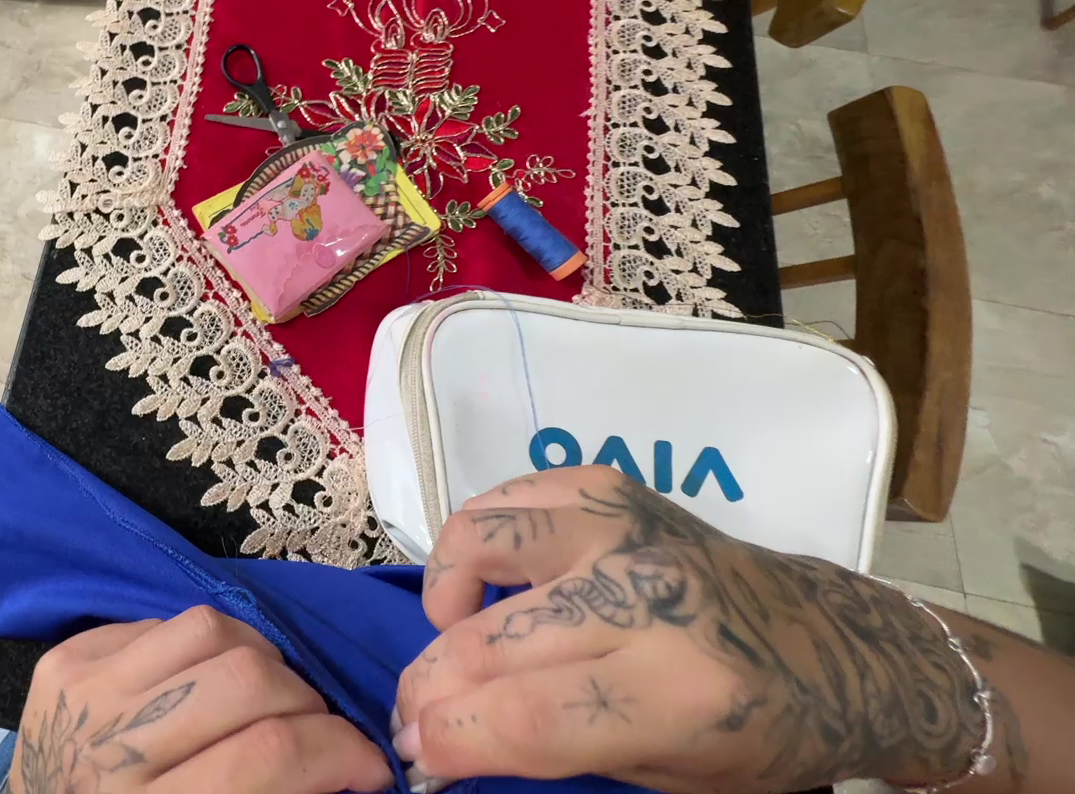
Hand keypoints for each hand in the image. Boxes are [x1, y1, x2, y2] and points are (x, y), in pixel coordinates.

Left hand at [10, 606, 393, 793]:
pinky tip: (204, 679)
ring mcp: (82, 688)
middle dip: (305, 699)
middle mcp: (111, 744)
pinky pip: (162, 621)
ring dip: (259, 656)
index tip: (369, 762)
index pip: (268, 753)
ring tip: (268, 691)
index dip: (338, 749)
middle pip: (244, 678)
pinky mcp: (66, 656)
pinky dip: (202, 648)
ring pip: (207, 628)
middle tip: (318, 726)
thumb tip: (353, 763)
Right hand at [391, 467, 983, 793]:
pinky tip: (488, 578)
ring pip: (478, 540)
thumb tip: (446, 738)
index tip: (415, 751)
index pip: (529, 716)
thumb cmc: (764, 733)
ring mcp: (622, 525)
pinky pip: (502, 499)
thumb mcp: (678, 776)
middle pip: (491, 640)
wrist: (840, 644)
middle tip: (410, 709)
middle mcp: (649, 595)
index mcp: (688, 692)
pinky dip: (474, 539)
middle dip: (429, 684)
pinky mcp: (606, 485)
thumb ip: (558, 750)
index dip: (454, 736)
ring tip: (452, 628)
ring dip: (443, 594)